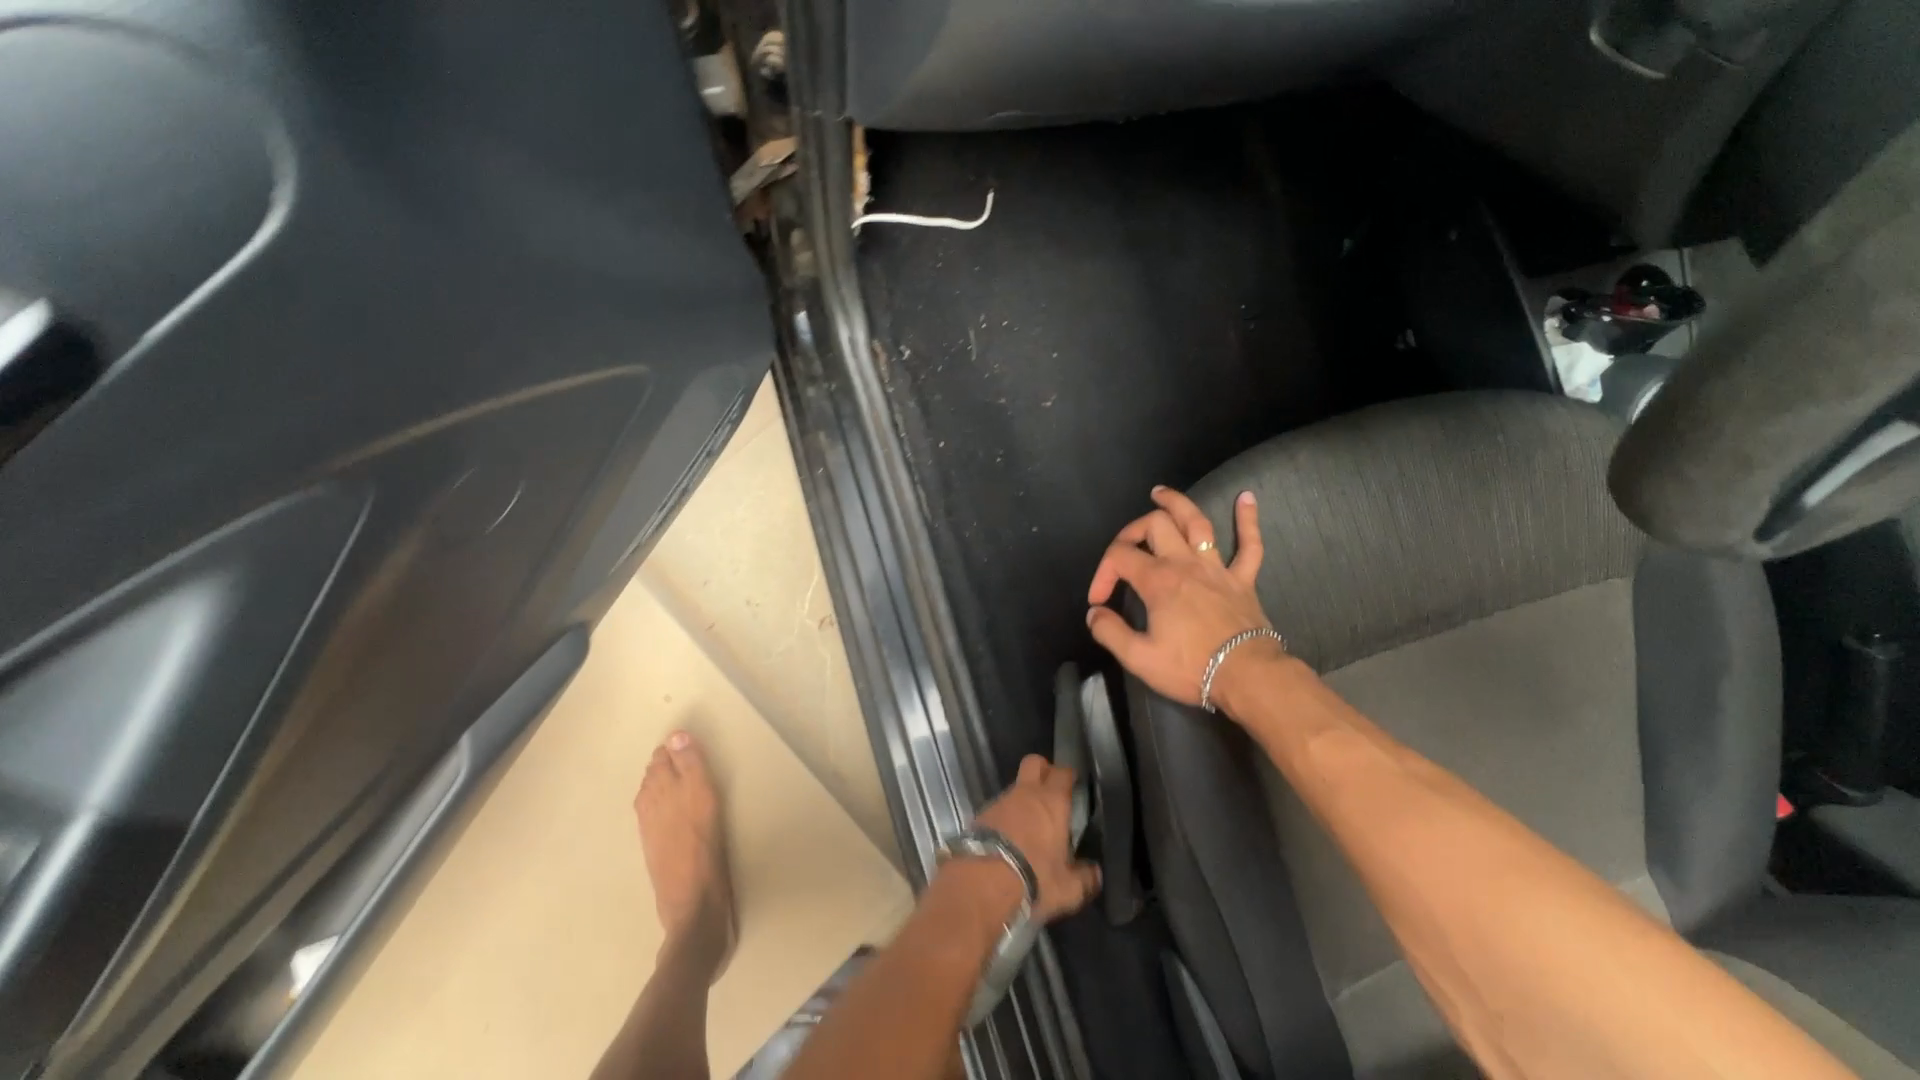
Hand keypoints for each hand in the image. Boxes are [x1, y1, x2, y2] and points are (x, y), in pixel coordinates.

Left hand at [973, 755, 1100, 922]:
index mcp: (1053, 803)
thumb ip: (1085, 878)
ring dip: (1022, 800)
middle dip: (1042, 770)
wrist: (981, 884)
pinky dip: (1004, 818)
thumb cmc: (1034, 879)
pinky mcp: (979, 817)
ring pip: (1014, 788)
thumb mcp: (1068, 888)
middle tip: (1050, 790)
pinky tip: (1007, 841)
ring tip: (1028, 826)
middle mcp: (1025, 794)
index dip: (1069, 775)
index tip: (1074, 784)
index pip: (1063, 773)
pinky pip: (997, 809)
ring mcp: (999, 802)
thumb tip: (1095, 874)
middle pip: (1033, 763)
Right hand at [1085, 486, 1277, 706]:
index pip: (1119, 557)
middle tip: (1124, 543)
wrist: (1247, 676)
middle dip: (1133, 529)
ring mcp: (1217, 568)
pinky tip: (1247, 498)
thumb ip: (1110, 632)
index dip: (1102, 574)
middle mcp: (1186, 564)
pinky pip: (1249, 544)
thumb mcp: (1139, 658)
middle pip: (1156, 525)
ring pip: (1197, 522)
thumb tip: (1095, 614)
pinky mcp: (1243, 580)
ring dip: (1177, 504)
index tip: (1099, 601)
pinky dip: (1248, 520)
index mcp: (1158, 580)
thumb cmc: (1192, 667)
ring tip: (1161, 494)